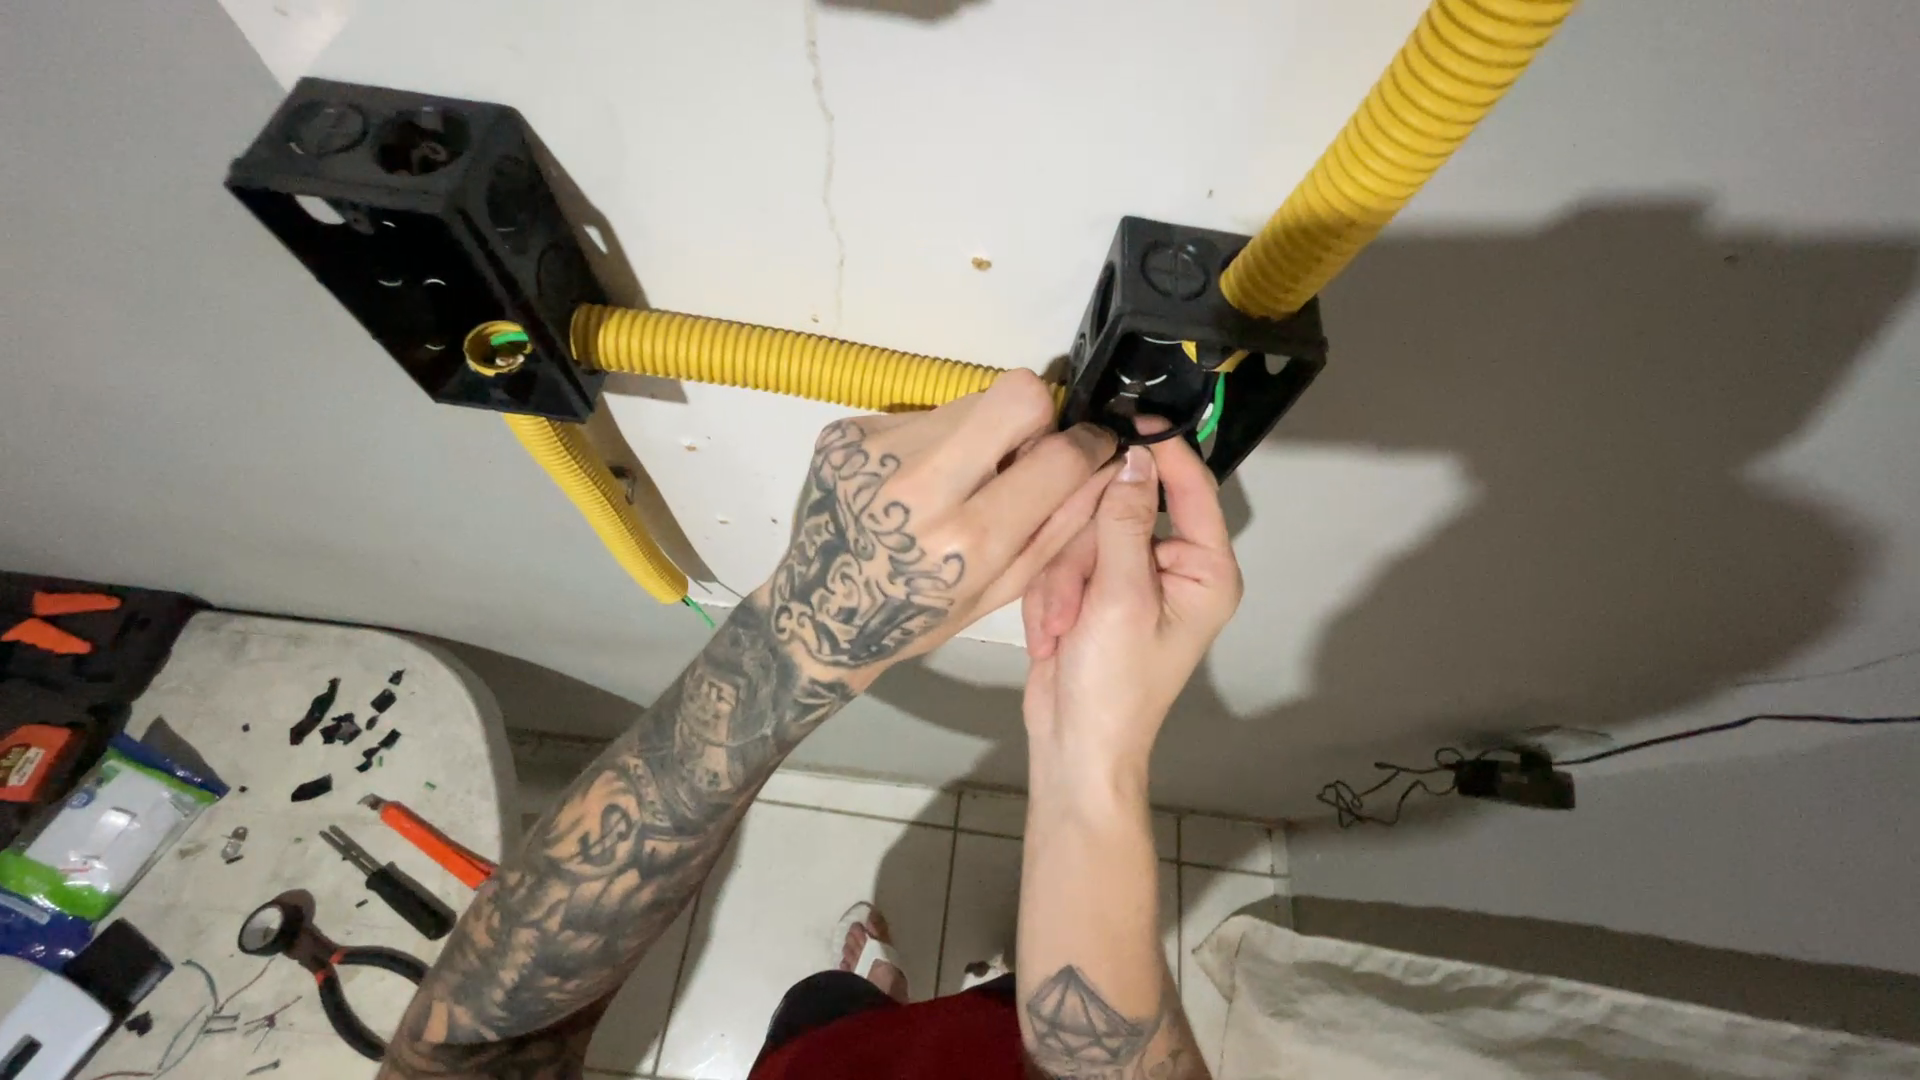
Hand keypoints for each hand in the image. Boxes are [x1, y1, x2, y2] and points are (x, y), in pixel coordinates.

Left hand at [763, 370, 1117, 688]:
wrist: (814, 615)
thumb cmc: (914, 619)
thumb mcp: (999, 592)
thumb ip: (1061, 525)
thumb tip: (1107, 464)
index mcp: (966, 541)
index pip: (1058, 457)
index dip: (1088, 445)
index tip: (1088, 445)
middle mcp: (919, 486)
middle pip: (1018, 393)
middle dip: (1036, 416)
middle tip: (1019, 452)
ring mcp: (876, 452)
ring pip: (968, 400)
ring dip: (979, 433)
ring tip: (956, 478)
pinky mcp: (845, 433)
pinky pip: (921, 416)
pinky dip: (932, 443)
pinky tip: (911, 483)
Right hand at [1021, 428, 1241, 772]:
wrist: (1072, 745)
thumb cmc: (1113, 681)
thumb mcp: (1121, 599)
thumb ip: (1125, 522)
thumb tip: (1134, 458)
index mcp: (1203, 570)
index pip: (1192, 490)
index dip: (1164, 452)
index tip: (1130, 416)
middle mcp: (1171, 567)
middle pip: (1120, 512)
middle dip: (1084, 558)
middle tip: (1073, 600)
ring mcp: (1126, 580)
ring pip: (1082, 537)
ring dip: (1062, 584)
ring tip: (1060, 629)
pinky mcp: (1091, 593)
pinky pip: (1062, 564)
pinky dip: (1050, 597)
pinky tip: (1052, 634)